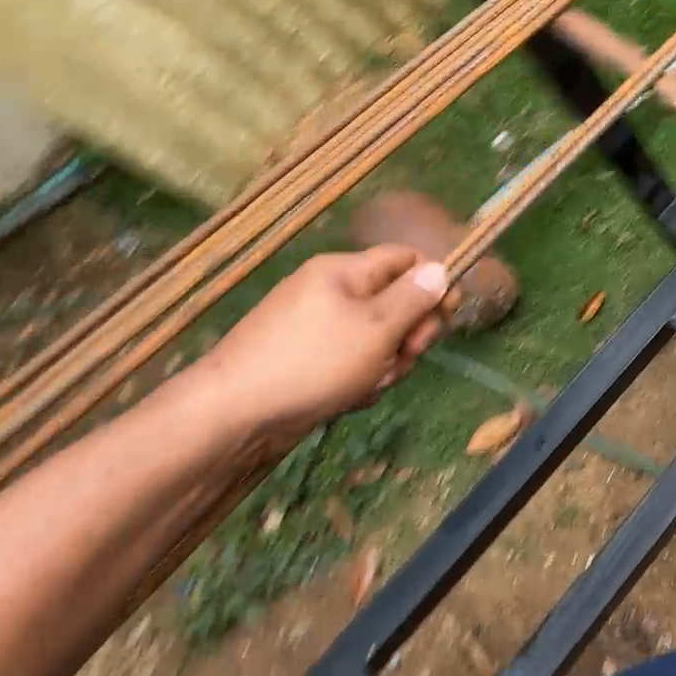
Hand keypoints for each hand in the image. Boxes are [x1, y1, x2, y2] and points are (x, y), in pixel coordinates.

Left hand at [182, 247, 452, 438]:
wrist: (229, 416)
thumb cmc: (312, 362)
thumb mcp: (378, 326)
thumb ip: (416, 296)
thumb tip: (440, 269)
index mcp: (343, 272)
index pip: (407, 259)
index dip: (434, 282)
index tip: (446, 316)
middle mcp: (330, 292)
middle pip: (397, 300)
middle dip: (411, 332)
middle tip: (407, 355)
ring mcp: (316, 326)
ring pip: (379, 335)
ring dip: (388, 360)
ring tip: (372, 382)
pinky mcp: (307, 358)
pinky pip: (353, 358)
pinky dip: (361, 376)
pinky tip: (351, 395)